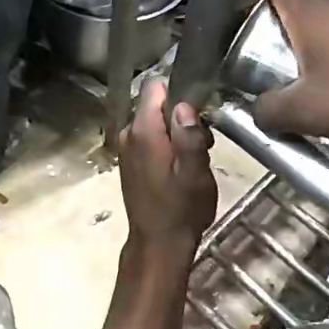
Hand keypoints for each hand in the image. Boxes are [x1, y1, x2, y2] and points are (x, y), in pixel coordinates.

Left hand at [119, 78, 217, 256]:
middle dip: (180, 116)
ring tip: (194, 159)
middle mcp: (128, 132)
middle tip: (203, 142)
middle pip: (155, 105)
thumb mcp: (195, 172)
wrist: (157, 242)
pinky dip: (164, 145)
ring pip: (153, 123)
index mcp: (143, 129)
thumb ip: (189, 136)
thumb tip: (183, 106)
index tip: (199, 106)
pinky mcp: (129, 160)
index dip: (178, 89)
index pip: (154, 86)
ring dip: (174, 133)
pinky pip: (148, 139)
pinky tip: (179, 167)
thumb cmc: (180, 207)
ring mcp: (125, 147)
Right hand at [251, 0, 328, 143]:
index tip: (227, 11)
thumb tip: (255, 110)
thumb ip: (265, 110)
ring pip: (317, 24)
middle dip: (267, 28)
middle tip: (252, 59)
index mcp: (308, 9)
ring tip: (293, 81)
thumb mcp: (305, 112)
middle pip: (289, 4)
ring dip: (300, 46)